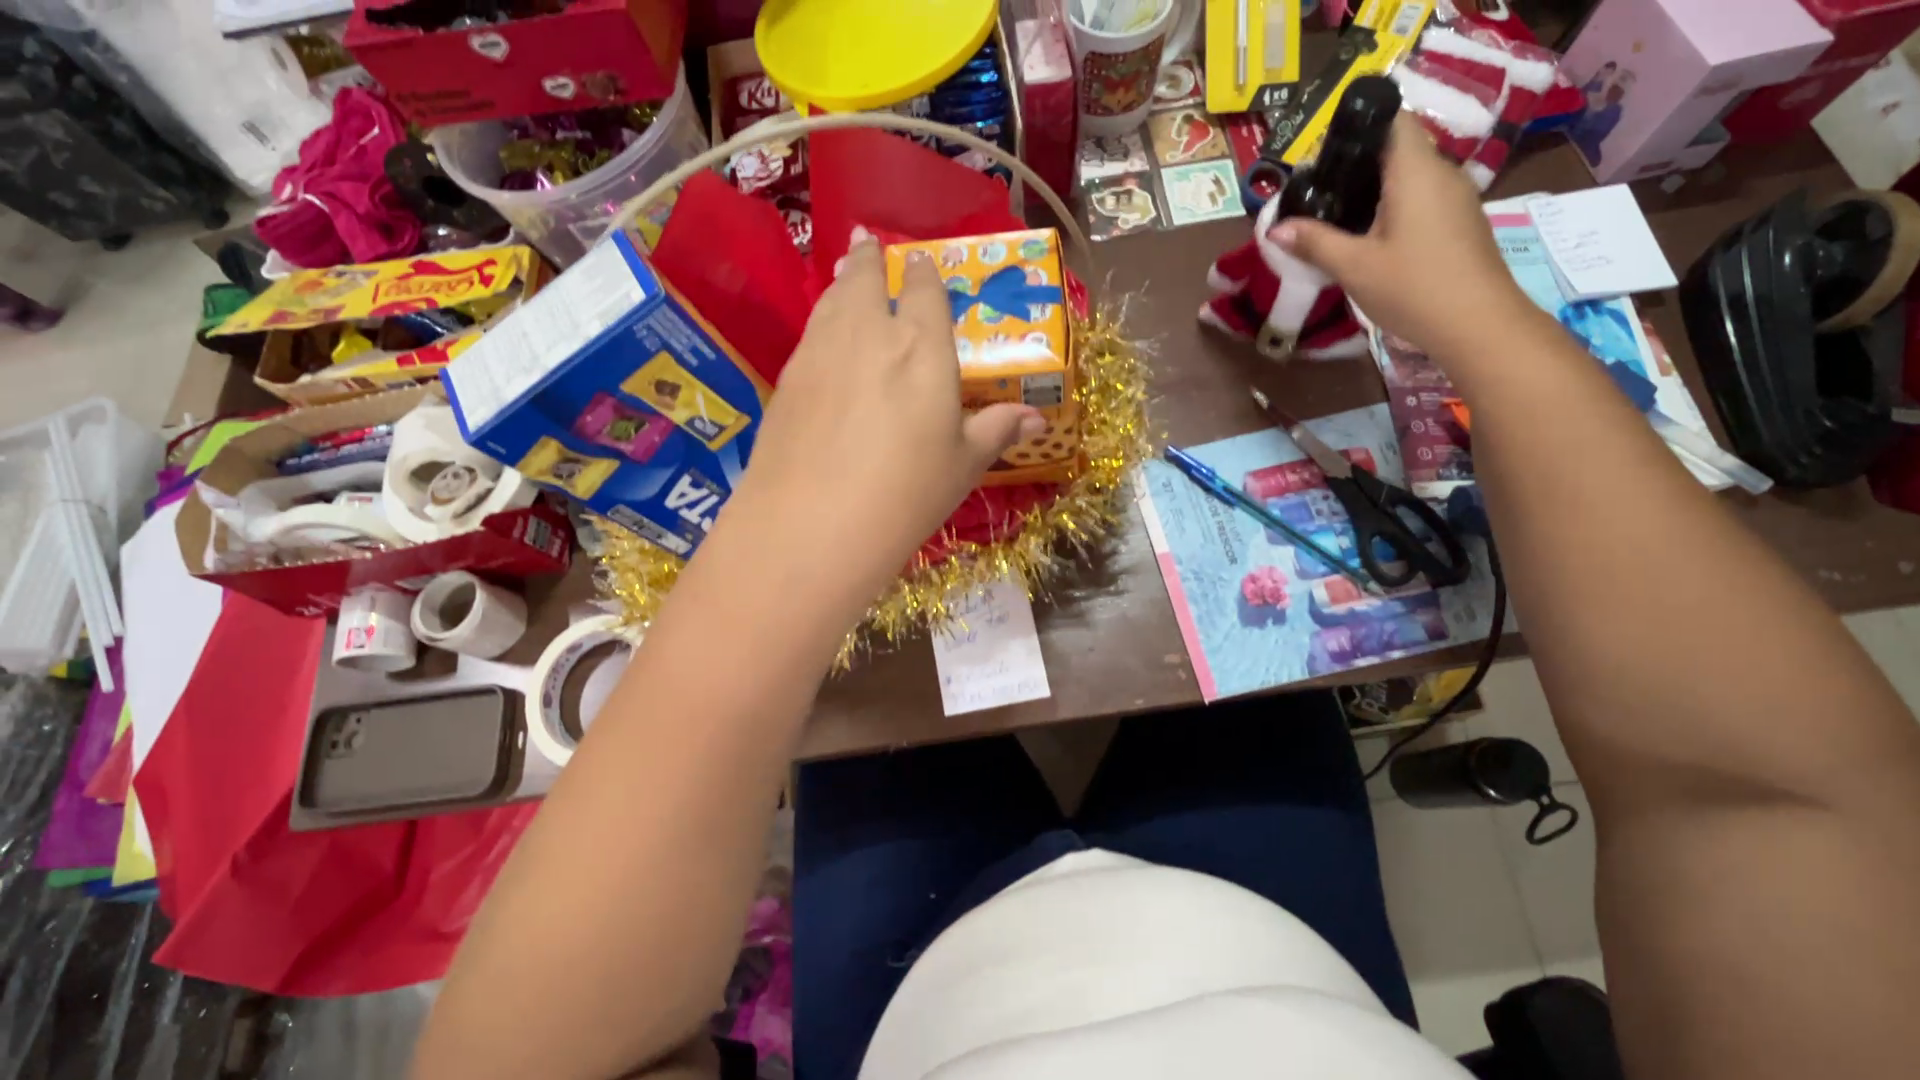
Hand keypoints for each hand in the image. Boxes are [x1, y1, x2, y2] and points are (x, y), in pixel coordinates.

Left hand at [728, 227, 1045, 598]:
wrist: (812, 523)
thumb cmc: (906, 494)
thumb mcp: (962, 466)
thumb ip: (996, 430)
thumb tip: (1036, 418)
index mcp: (924, 347)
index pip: (925, 291)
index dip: (924, 272)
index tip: (920, 259)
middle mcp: (871, 333)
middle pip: (868, 280)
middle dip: (870, 258)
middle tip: (867, 242)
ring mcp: (822, 351)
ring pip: (834, 300)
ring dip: (843, 281)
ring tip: (847, 270)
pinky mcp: (788, 377)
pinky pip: (810, 331)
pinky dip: (821, 318)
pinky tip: (822, 329)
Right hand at [1273, 115, 1534, 360]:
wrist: (1479, 326)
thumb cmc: (1414, 288)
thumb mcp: (1354, 267)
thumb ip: (1314, 242)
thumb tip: (1276, 228)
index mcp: (1416, 171)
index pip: (1393, 119)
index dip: (1359, 124)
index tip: (1325, 151)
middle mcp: (1442, 173)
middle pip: (1398, 149)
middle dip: (1359, 163)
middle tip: (1320, 191)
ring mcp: (1457, 197)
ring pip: (1411, 176)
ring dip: (1376, 189)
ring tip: (1339, 216)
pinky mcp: (1461, 222)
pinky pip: (1422, 199)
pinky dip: (1395, 207)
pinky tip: (1372, 237)